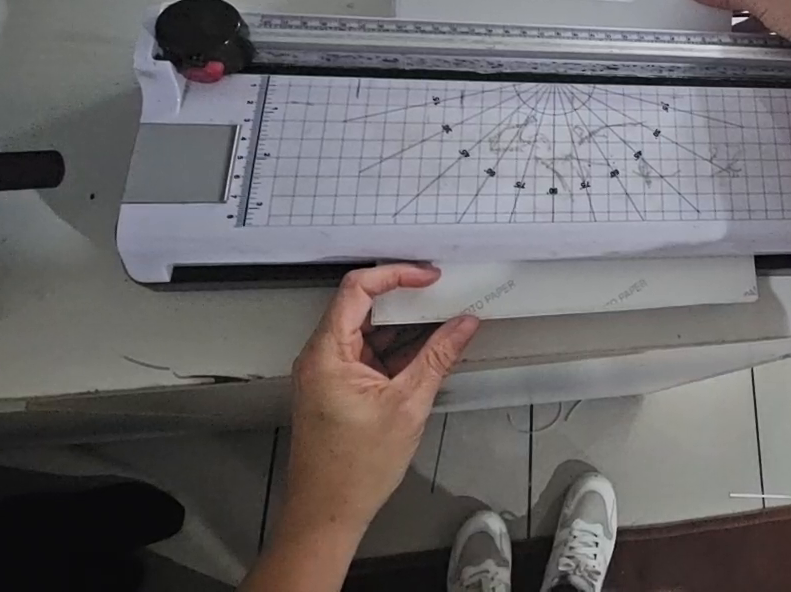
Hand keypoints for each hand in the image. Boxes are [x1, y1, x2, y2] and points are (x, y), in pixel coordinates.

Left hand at [278, 266, 479, 546]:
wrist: (326, 518)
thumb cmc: (360, 465)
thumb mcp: (408, 405)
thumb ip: (438, 356)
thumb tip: (468, 322)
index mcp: (328, 353)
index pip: (357, 289)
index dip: (396, 274)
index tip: (431, 277)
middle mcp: (322, 355)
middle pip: (362, 305)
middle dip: (405, 295)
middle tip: (444, 291)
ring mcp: (329, 371)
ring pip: (369, 329)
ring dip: (406, 323)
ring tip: (445, 316)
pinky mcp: (339, 386)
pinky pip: (370, 351)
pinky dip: (398, 346)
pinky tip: (430, 346)